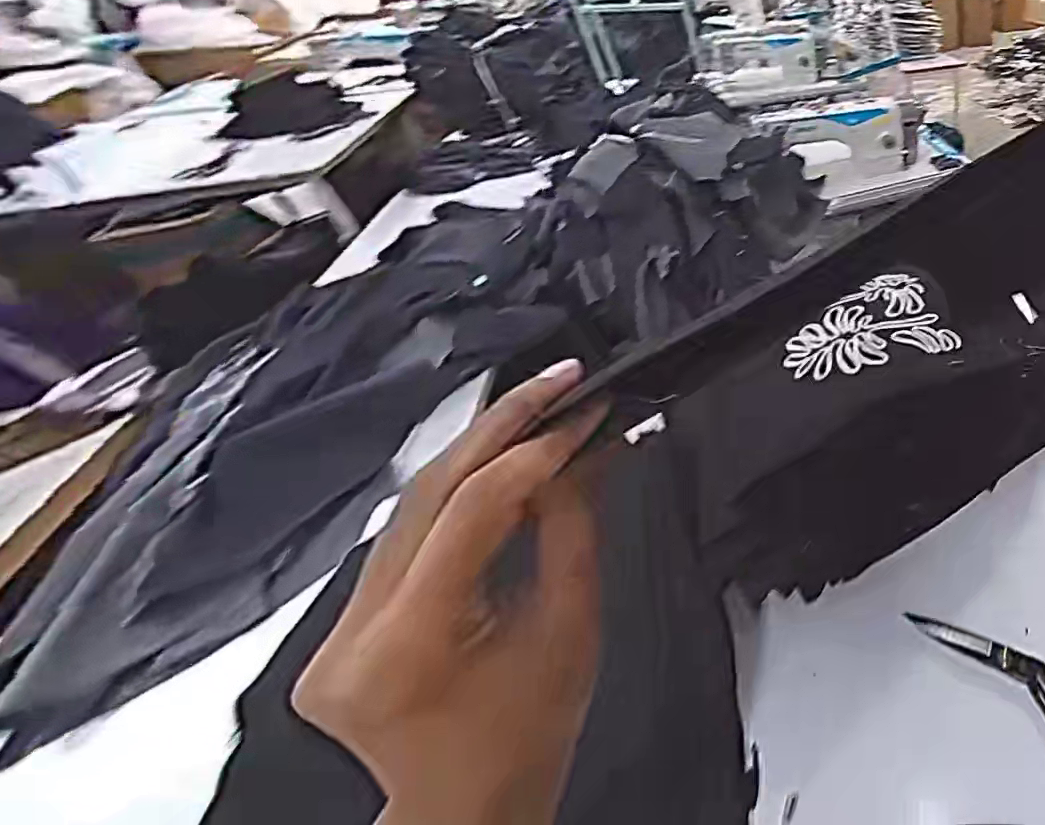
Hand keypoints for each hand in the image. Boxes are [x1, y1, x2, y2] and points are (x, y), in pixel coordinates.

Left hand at [294, 361, 611, 824]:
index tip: (590, 414)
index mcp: (409, 645)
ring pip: (415, 502)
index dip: (540, 451)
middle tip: (563, 378)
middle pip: (429, 492)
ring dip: (488, 445)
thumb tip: (586, 450)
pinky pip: (413, 527)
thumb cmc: (533, 725)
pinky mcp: (345, 620)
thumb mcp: (572, 618)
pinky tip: (512, 455)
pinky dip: (470, 483)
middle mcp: (351, 634)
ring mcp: (336, 628)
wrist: (470, 799)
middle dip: (505, 422)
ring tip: (546, 403)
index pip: (473, 511)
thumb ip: (571, 524)